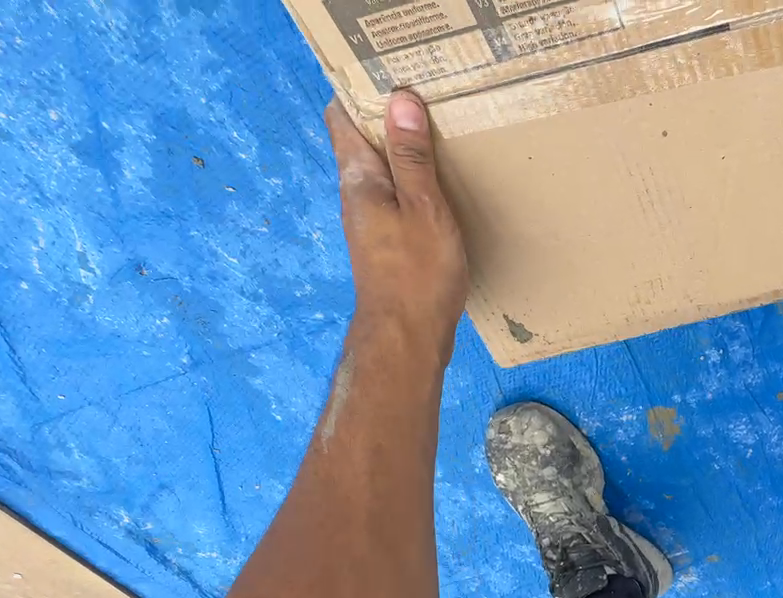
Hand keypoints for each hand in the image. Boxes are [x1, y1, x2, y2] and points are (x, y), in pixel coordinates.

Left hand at [324, 91, 468, 368]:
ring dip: (404, 157)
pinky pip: (397, 202)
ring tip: (439, 142)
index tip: (391, 76)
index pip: (341, 116)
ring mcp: (371, 224)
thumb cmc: (417, 274)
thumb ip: (412, 159)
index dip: (359, 90)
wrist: (406, 337)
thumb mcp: (424, 210)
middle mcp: (357, 196)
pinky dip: (414, 189)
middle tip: (427, 102)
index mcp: (359, 179)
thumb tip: (399, 97)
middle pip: (363, 144)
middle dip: (388, 120)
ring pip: (382, 175)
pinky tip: (441, 195)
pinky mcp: (388, 247)